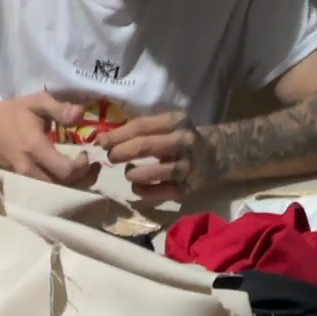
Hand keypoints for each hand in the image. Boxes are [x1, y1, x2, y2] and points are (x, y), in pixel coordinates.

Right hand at [0, 92, 101, 186]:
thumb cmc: (13, 113)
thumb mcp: (36, 103)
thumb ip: (59, 108)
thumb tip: (81, 113)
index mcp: (35, 148)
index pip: (65, 170)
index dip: (81, 167)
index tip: (86, 153)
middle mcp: (31, 169)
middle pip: (64, 185)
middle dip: (82, 178)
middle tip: (91, 165)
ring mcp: (27, 179)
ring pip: (57, 190)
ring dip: (74, 183)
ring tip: (83, 169)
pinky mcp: (26, 183)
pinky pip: (49, 189)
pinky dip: (63, 184)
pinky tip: (69, 173)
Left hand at [97, 111, 221, 201]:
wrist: (216, 155)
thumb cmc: (183, 139)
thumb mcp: (169, 125)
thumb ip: (144, 130)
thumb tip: (108, 138)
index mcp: (176, 121)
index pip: (141, 127)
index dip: (118, 135)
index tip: (101, 141)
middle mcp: (182, 142)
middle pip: (144, 146)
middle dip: (121, 152)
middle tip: (111, 157)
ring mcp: (185, 167)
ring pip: (150, 173)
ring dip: (132, 174)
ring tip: (129, 172)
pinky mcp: (185, 189)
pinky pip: (157, 193)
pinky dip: (141, 191)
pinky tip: (137, 186)